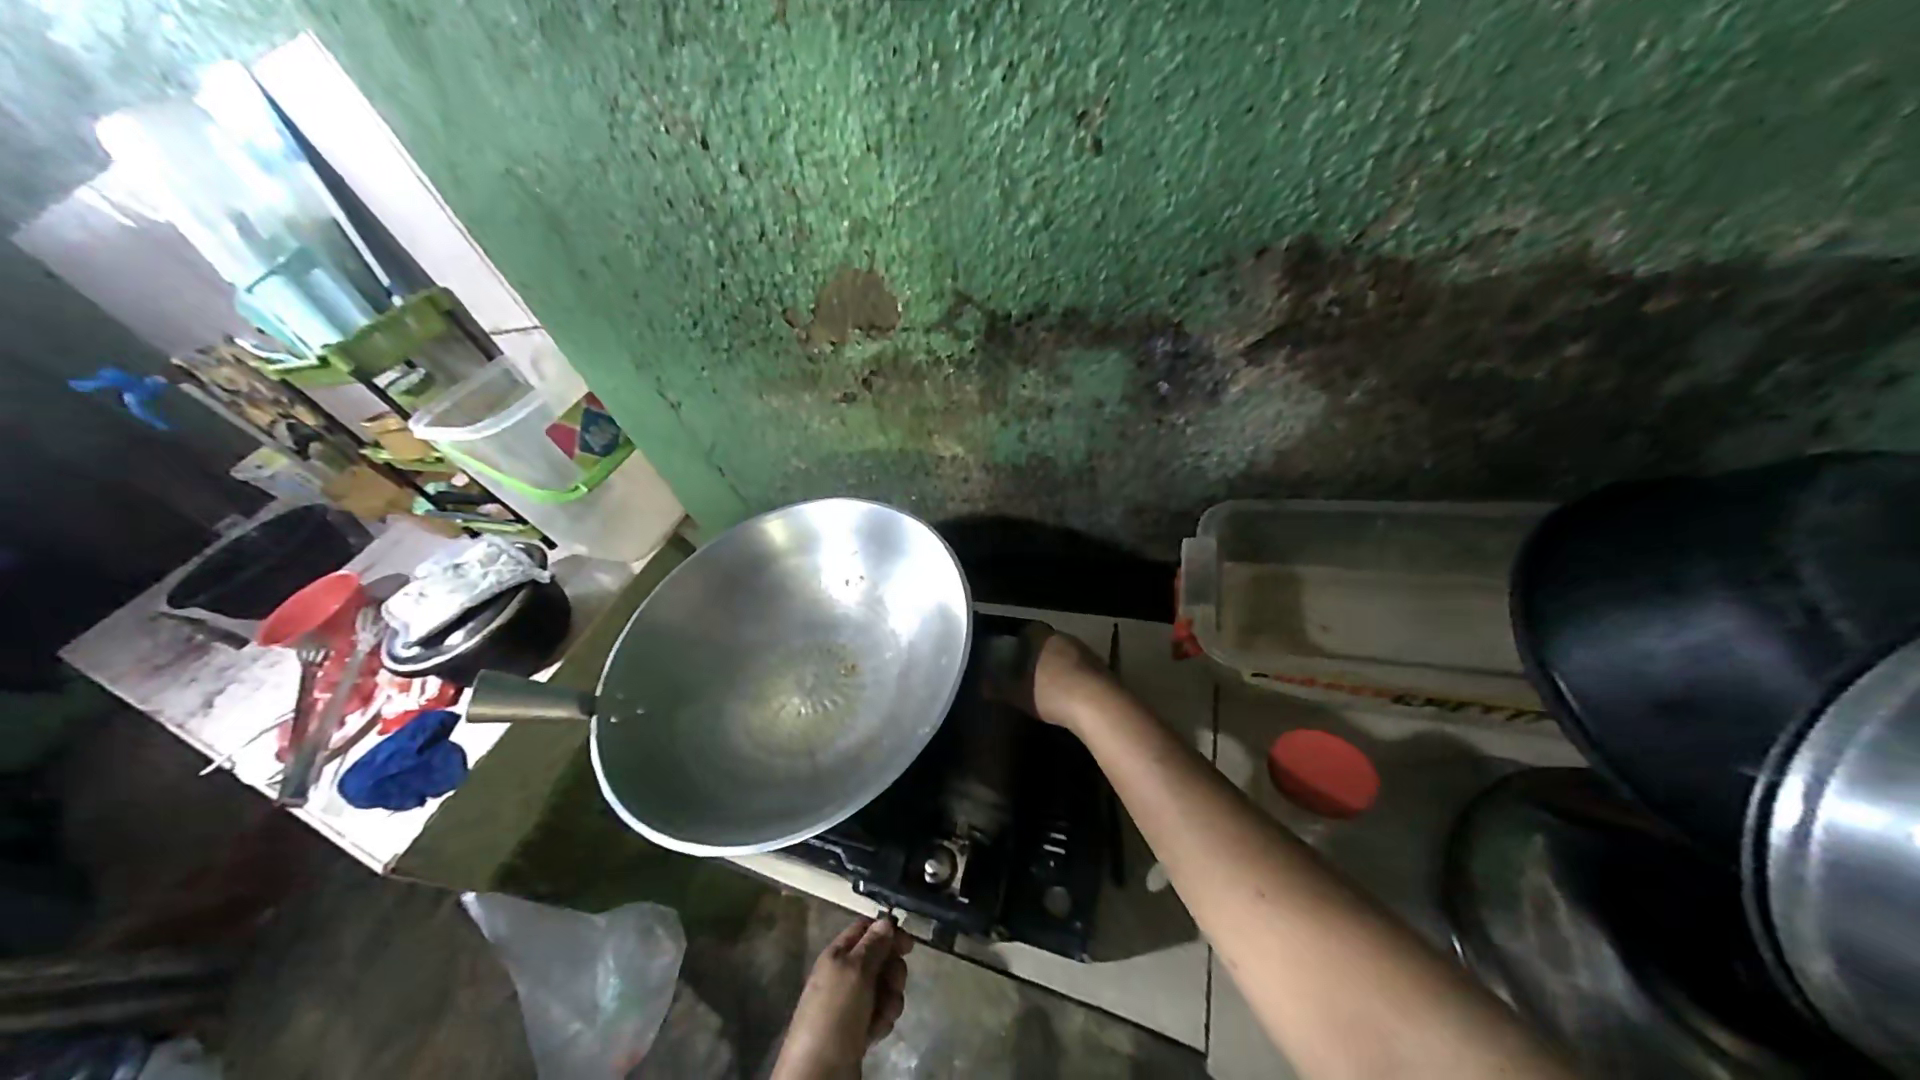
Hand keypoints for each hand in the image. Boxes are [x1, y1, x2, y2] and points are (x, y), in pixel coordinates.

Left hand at [770, 917, 912, 1079]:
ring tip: (882, 1015)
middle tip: (894, 984)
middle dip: (893, 971)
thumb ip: (873, 944)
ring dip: (890, 999)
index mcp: (839, 953)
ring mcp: (852, 1002)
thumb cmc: (835, 1012)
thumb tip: (886, 920)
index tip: (909, 945)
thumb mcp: (854, 971)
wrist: (820, 1072)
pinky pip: (881, 1013)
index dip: (888, 932)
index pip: (866, 928)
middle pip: (880, 958)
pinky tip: (876, 1031)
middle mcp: (845, 974)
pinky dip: (883, 1020)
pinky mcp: (860, 1027)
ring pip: (884, 987)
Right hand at [986, 622, 1119, 733]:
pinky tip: (1071, 698)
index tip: (1014, 655)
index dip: (1021, 640)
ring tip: (1051, 688)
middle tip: (1029, 673)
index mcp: (1043, 637)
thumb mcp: (1018, 694)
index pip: (1030, 629)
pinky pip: (1084, 670)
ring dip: (1061, 667)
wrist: (1099, 705)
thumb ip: (998, 688)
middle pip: (1050, 641)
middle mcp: (1066, 638)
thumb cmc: (1051, 692)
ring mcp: (1088, 652)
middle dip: (1040, 655)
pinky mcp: (1104, 669)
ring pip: (1069, 655)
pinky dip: (1077, 679)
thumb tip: (982, 685)